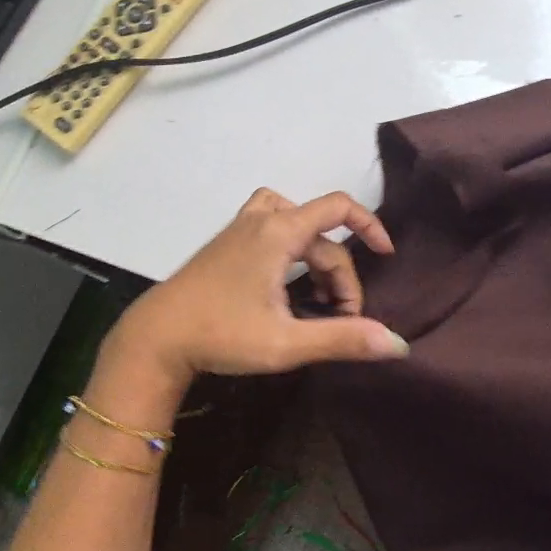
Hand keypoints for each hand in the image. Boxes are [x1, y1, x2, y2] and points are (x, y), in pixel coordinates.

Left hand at [97, 189, 406, 392]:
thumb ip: (344, 340)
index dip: (370, 225)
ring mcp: (240, 230)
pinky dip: (294, 249)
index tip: (385, 255)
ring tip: (318, 295)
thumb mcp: (288, 344)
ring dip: (317, 255)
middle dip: (340, 275)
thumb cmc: (221, 336)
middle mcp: (261, 221)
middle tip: (342, 319)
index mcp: (279, 233)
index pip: (338, 207)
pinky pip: (275, 228)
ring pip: (297, 225)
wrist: (154, 339)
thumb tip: (397, 344)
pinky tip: (289, 285)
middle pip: (321, 234)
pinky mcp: (227, 244)